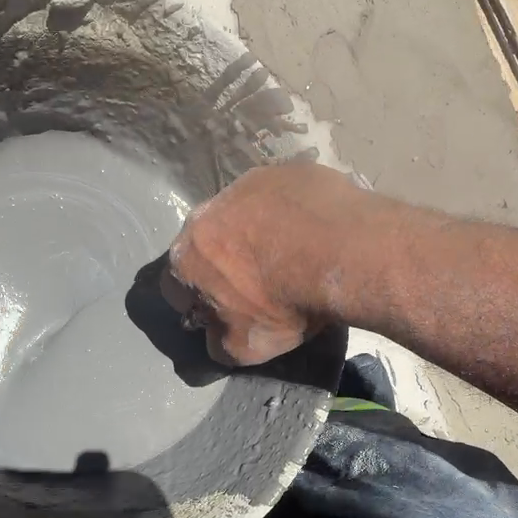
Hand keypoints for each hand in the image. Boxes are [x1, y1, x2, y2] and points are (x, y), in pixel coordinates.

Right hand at [163, 162, 381, 364]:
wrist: (344, 251)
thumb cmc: (285, 304)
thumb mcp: (246, 348)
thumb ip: (218, 343)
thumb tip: (214, 336)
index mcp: (185, 258)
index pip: (174, 286)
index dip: (197, 303)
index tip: (223, 311)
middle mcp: (204, 213)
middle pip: (204, 243)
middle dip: (222, 261)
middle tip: (257, 281)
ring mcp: (244, 184)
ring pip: (239, 213)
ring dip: (253, 231)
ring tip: (288, 251)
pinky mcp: (283, 169)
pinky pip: (277, 195)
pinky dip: (287, 211)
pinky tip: (311, 230)